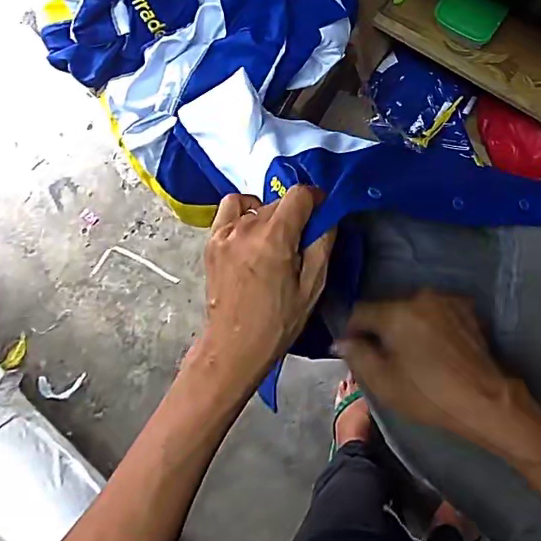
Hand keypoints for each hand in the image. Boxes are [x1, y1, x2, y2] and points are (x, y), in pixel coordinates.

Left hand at [190, 187, 333, 393]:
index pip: (300, 193)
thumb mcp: (313, 284)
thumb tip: (329, 217)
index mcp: (274, 238)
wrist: (233, 347)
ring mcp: (224, 233)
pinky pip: (232, 209)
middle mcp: (246, 228)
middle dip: (297, 213)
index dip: (317, 199)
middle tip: (302, 240)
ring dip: (272, 216)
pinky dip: (246, 213)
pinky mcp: (212, 241)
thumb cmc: (278, 321)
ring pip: (259, 205)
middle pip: (280, 201)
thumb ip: (323, 242)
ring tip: (276, 241)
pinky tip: (253, 234)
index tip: (322, 215)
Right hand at [338, 293, 540, 462]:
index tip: (352, 348)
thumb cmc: (428, 393)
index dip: (352, 329)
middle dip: (381, 327)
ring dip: (407, 325)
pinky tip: (434, 348)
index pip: (361, 311)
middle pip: (389, 308)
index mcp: (397, 312)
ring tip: (410, 353)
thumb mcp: (383, 382)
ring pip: (414, 309)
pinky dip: (430, 324)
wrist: (482, 395)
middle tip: (382, 355)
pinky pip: (436, 312)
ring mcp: (447, 300)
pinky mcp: (466, 308)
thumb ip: (357, 355)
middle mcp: (422, 297)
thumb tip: (343, 340)